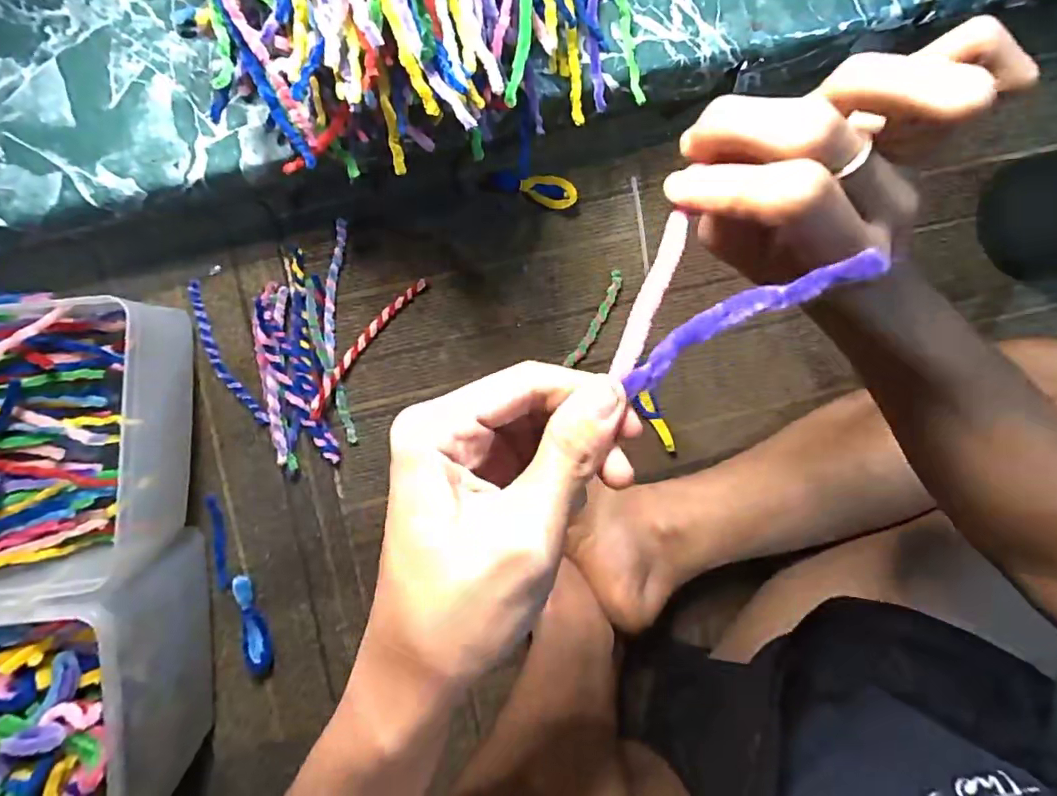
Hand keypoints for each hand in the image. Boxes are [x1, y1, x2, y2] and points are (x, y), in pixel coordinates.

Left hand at [362, 363, 642, 696]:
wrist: (421, 675)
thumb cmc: (465, 611)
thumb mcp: (528, 530)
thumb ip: (570, 453)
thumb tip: (613, 390)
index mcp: (435, 428)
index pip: (524, 381)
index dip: (584, 392)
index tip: (635, 423)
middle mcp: (441, 425)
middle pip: (530, 399)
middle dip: (584, 425)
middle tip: (627, 468)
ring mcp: (455, 449)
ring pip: (535, 424)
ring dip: (579, 448)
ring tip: (613, 486)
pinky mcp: (472, 473)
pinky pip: (527, 451)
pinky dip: (562, 468)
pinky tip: (580, 497)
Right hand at [666, 16, 1035, 283]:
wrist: (871, 278)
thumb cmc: (803, 275)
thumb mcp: (752, 267)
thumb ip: (722, 222)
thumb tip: (694, 176)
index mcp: (848, 249)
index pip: (795, 195)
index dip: (728, 185)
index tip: (681, 188)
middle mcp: (887, 193)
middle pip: (816, 129)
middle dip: (737, 127)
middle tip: (700, 143)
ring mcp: (910, 151)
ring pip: (876, 80)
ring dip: (796, 88)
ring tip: (780, 103)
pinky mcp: (929, 113)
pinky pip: (975, 51)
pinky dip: (970, 45)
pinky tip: (931, 65)